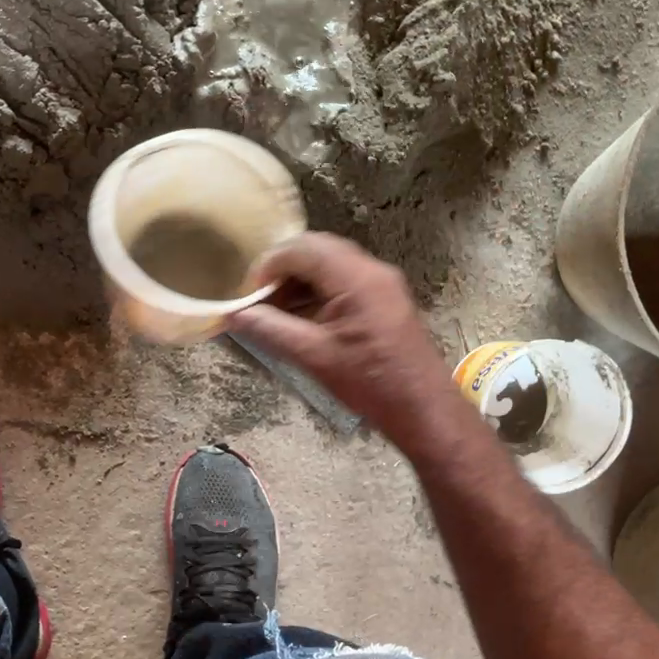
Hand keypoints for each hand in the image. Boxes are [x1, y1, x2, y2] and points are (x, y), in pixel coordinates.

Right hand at [228, 232, 468, 455]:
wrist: (424, 409)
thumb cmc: (371, 385)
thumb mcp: (313, 357)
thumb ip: (270, 330)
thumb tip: (235, 316)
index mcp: (356, 278)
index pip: (301, 249)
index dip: (268, 266)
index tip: (250, 294)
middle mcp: (372, 270)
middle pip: (316, 248)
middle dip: (282, 269)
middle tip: (259, 297)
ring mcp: (382, 283)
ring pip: (330, 262)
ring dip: (299, 279)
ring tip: (275, 310)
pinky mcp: (385, 298)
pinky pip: (344, 279)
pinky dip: (318, 289)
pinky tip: (301, 317)